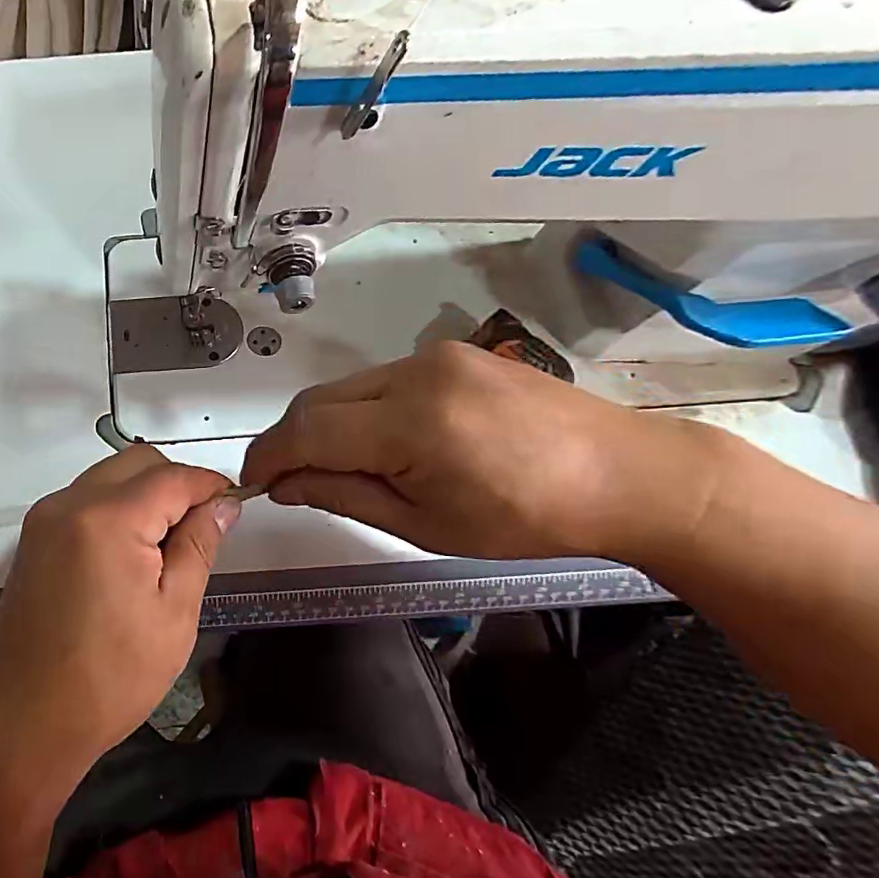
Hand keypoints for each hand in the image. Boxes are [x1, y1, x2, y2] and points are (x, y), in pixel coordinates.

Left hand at [0, 445, 235, 783]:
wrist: (30, 719)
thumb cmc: (111, 678)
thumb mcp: (174, 613)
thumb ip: (200, 545)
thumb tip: (223, 505)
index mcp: (107, 520)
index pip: (172, 477)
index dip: (210, 485)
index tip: (235, 503)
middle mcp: (68, 504)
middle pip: (137, 464)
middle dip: (176, 484)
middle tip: (201, 529)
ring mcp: (44, 518)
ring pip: (109, 477)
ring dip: (144, 495)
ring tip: (167, 548)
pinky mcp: (33, 537)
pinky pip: (84, 500)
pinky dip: (115, 509)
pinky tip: (130, 554)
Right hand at [240, 342, 733, 560]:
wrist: (624, 474)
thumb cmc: (526, 519)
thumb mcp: (425, 525)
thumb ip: (344, 496)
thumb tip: (285, 484)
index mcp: (411, 424)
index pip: (307, 430)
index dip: (269, 455)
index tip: (253, 482)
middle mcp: (414, 373)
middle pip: (317, 401)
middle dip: (290, 439)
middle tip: (287, 479)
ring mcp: (434, 356)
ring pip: (345, 387)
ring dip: (324, 424)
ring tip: (336, 464)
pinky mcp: (450, 352)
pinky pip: (379, 379)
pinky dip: (358, 409)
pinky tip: (378, 439)